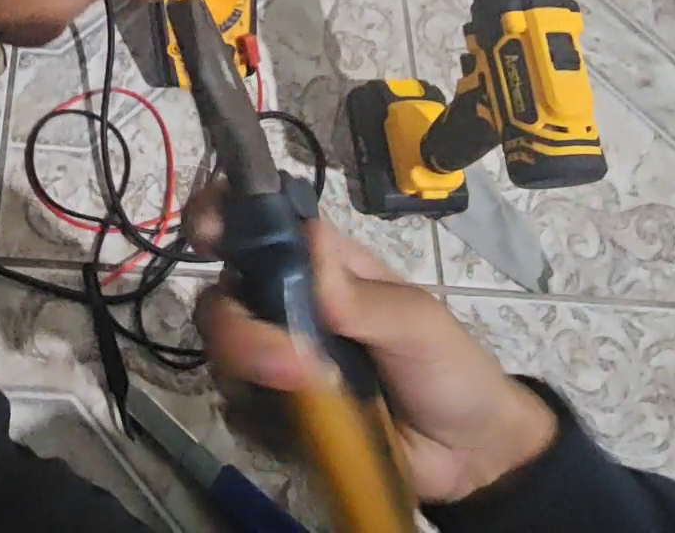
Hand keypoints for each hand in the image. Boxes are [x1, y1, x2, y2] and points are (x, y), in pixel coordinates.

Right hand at [187, 193, 558, 503]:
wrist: (466, 459)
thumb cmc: (446, 366)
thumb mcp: (416, 322)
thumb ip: (361, 295)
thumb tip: (308, 243)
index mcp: (314, 259)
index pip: (251, 220)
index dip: (216, 214)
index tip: (208, 237)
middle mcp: (280, 297)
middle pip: (221, 294)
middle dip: (237, 328)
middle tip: (289, 365)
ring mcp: (272, 353)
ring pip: (221, 351)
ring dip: (254, 374)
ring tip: (311, 396)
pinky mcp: (272, 407)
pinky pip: (238, 406)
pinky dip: (261, 418)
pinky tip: (305, 427)